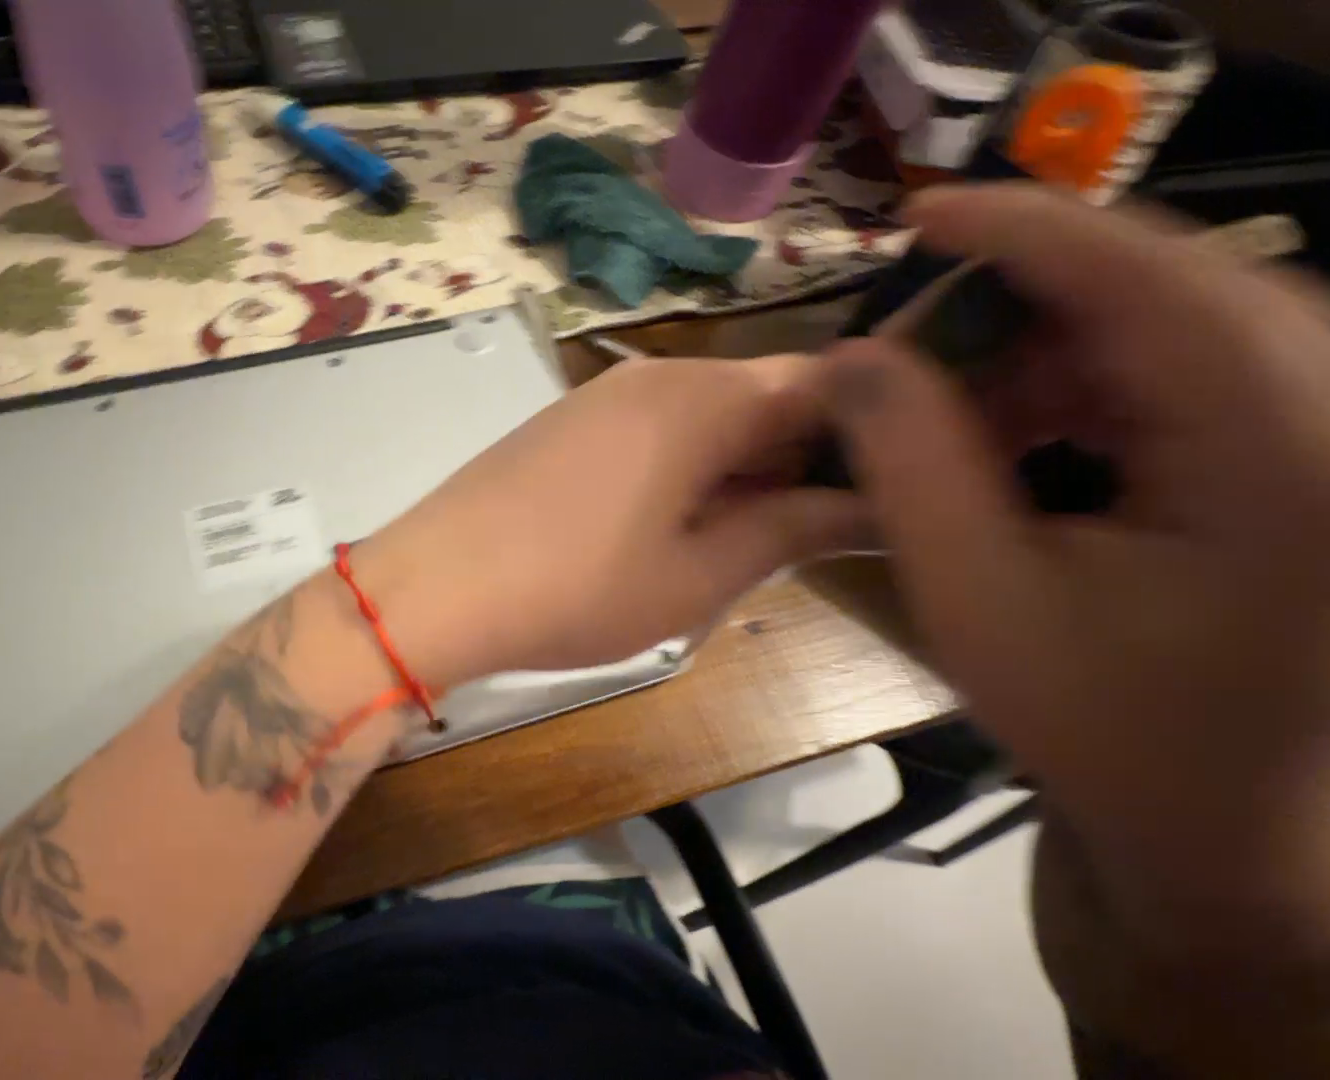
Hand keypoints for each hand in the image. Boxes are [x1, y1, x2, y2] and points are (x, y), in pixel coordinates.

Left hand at [355, 353, 870, 687]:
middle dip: (804, 453)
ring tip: (752, 536)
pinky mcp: (565, 421)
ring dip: (743, 462)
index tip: (896, 488)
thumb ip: (790, 529)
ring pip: (707, 412)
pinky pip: (654, 425)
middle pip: (765, 394)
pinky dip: (688, 462)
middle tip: (824, 529)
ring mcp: (603, 393)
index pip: (828, 382)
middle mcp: (657, 374)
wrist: (434, 586)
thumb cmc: (576, 588)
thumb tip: (872, 506)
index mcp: (705, 397)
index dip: (873, 430)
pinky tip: (678, 521)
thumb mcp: (698, 574)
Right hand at [821, 184, 1329, 845]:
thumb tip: (852, 356)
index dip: (1032, 231)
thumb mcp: (973, 595)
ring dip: (1046, 346)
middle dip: (1023, 297)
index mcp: (1291, 462)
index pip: (1161, 285)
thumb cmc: (1094, 720)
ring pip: (1176, 324)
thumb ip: (908, 464)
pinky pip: (1186, 368)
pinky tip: (1016, 432)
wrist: (1214, 813)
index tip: (920, 215)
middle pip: (1175, 289)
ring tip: (953, 409)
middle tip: (911, 344)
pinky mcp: (1314, 449)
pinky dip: (1082, 381)